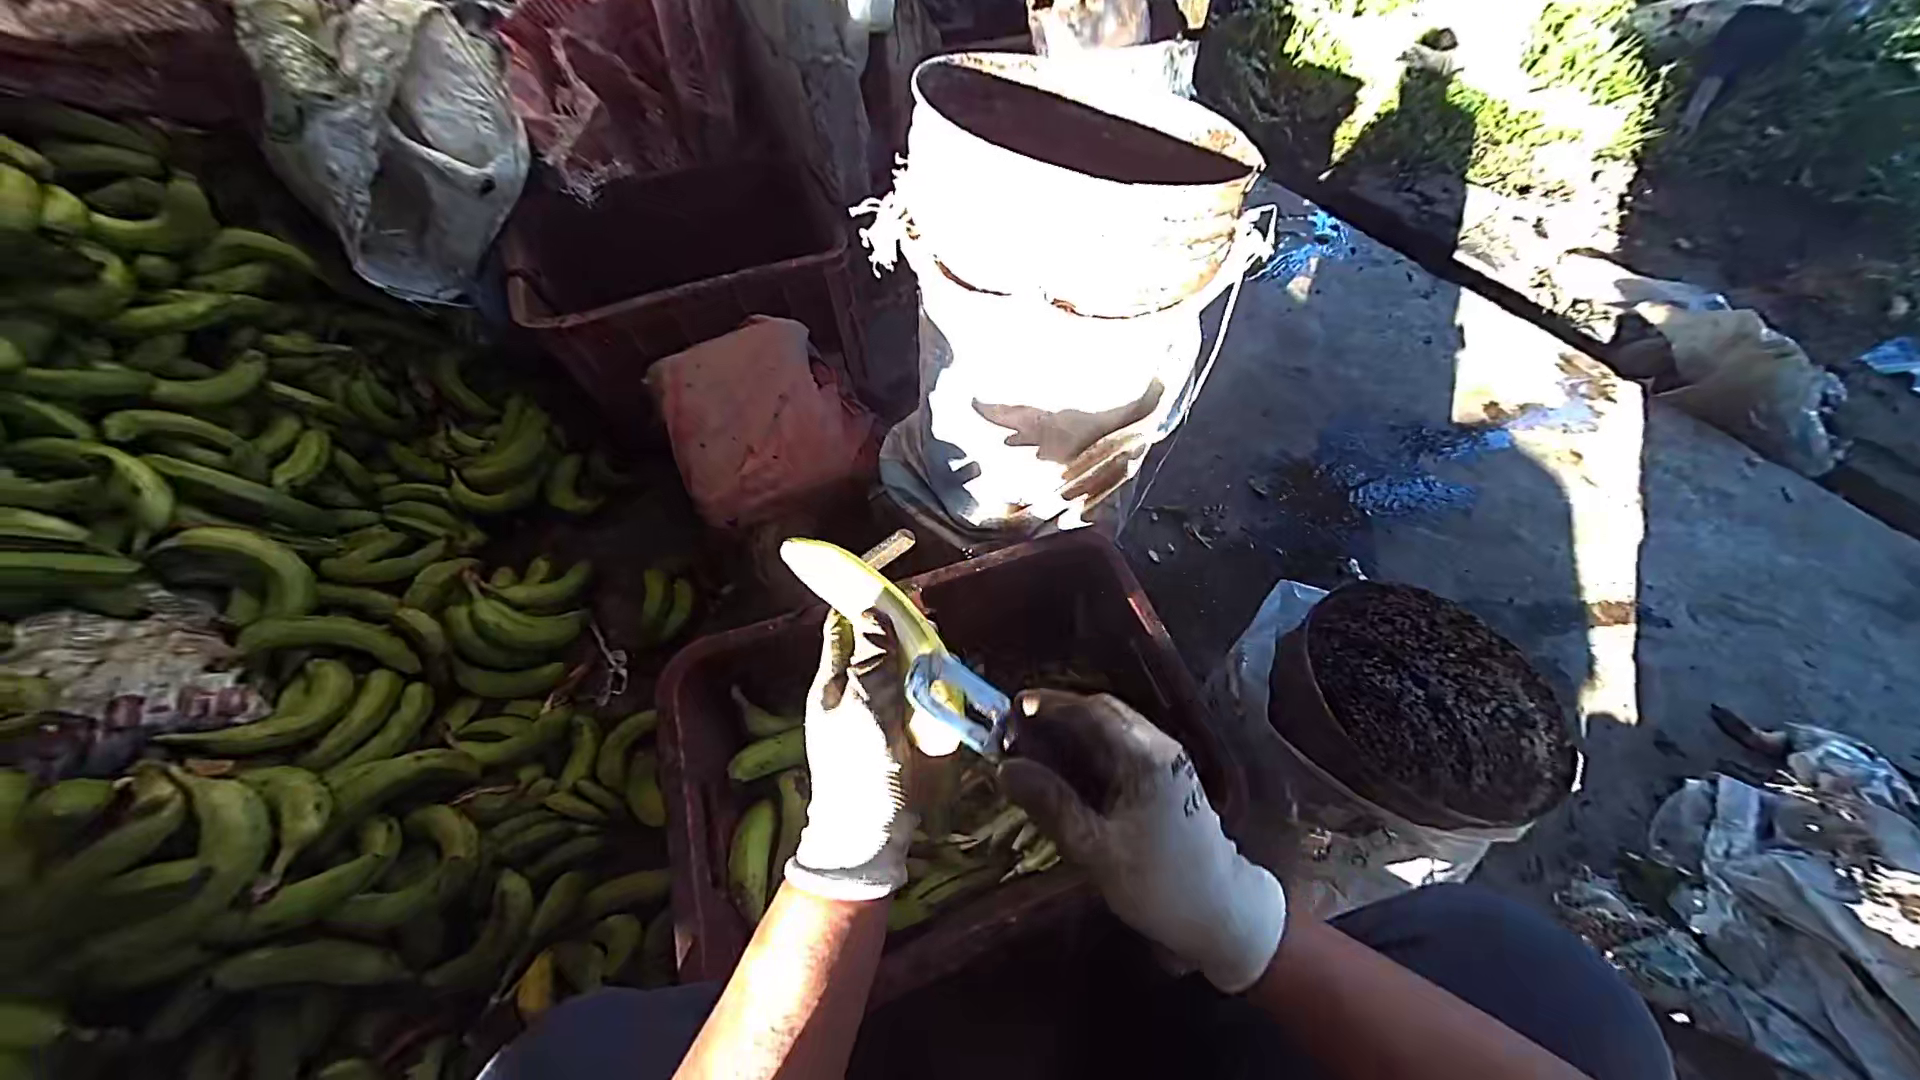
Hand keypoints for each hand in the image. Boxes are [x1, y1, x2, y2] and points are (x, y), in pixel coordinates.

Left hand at [784, 610, 915, 901]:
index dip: (858, 603)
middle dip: (899, 626)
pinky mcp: (907, 722)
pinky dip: (932, 675)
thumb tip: (873, 613)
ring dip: (919, 649)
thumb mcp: (861, 711)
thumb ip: (870, 663)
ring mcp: (884, 704)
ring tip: (936, 636)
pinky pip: (920, 687)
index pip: (842, 628)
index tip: (882, 585)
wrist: (874, 829)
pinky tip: (944, 668)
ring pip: (902, 663)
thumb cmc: (856, 769)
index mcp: (834, 681)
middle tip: (922, 612)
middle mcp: (858, 687)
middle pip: (878, 642)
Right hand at [999, 690, 1285, 992]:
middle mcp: (1158, 747)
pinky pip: (1119, 748)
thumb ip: (1052, 805)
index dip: (1051, 704)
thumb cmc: (1160, 885)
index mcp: (1145, 757)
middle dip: (1058, 714)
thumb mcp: (1097, 850)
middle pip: (1102, 713)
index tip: (1014, 706)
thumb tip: (1006, 769)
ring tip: (1033, 742)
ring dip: (1072, 729)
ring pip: (1110, 729)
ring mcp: (1164, 761)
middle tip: (1018, 726)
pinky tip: (1065, 765)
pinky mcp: (1163, 778)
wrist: (1225, 916)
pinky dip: (1088, 748)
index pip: (1092, 711)